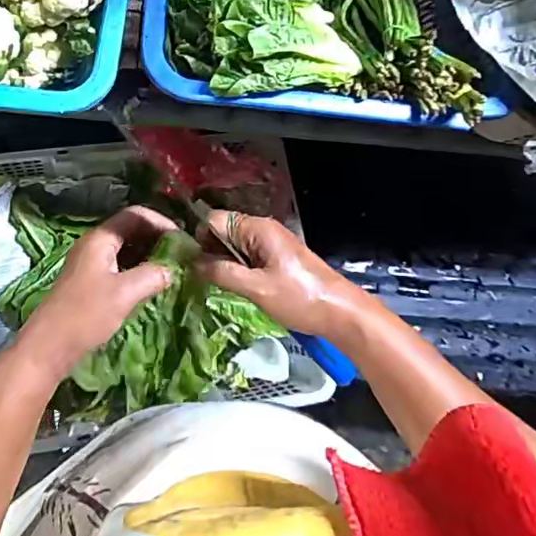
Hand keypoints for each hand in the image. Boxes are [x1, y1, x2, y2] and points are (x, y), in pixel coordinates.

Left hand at [15, 206, 176, 377]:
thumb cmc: (87, 313)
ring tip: (174, 267)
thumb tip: (172, 269)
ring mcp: (90, 261)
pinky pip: (119, 264)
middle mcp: (94, 243)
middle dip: (156, 237)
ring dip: (148, 254)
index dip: (160, 222)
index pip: (134, 215)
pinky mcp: (90, 279)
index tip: (183, 238)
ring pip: (125, 248)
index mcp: (100, 238)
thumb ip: (151, 276)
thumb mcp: (124, 293)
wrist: (51, 343)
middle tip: (183, 253)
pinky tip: (153, 282)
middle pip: (129, 229)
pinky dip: (137, 267)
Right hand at [193, 210, 364, 339]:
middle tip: (201, 277)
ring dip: (223, 262)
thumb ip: (220, 273)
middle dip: (209, 251)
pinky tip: (237, 286)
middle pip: (221, 231)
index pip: (212, 220)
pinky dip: (237, 267)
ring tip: (216, 284)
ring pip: (232, 245)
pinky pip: (246, 255)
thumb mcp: (256, 288)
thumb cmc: (300, 298)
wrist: (345, 315)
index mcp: (256, 228)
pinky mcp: (276, 257)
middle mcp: (261, 228)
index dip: (197, 238)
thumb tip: (190, 263)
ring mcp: (270, 242)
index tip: (190, 263)